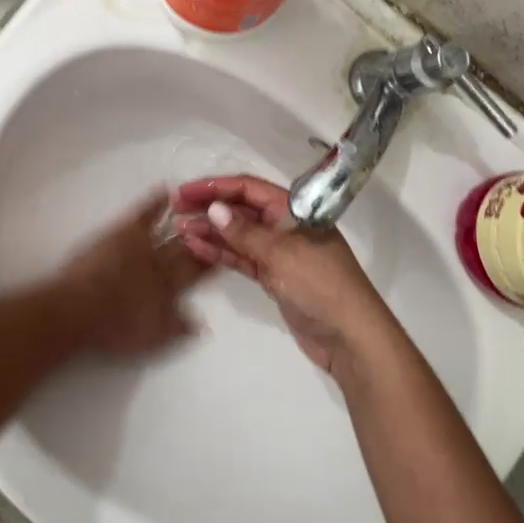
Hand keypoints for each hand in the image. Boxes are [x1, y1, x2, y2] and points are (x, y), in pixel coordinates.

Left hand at [52, 192, 210, 355]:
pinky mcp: (122, 232)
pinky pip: (144, 213)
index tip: (227, 250)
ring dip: (188, 219)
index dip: (211, 261)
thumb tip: (203, 324)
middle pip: (188, 249)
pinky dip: (156, 201)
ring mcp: (143, 245)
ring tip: (205, 206)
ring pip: (171, 230)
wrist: (80, 309)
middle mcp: (162, 263)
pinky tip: (167, 188)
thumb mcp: (151, 338)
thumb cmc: (113, 328)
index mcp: (170, 288)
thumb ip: (178, 329)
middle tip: (222, 225)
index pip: (197, 272)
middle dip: (206, 237)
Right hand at [173, 176, 395, 375]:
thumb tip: (214, 209)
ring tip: (178, 230)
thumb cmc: (320, 285)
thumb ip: (245, 233)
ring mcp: (280, 253)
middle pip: (242, 209)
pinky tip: (196, 247)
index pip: (249, 189)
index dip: (216, 187)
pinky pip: (242, 258)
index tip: (185, 191)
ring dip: (211, 231)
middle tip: (174, 209)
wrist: (349, 335)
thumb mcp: (281, 254)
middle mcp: (285, 225)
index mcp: (294, 209)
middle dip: (209, 207)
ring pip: (238, 235)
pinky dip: (221, 252)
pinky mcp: (274, 277)